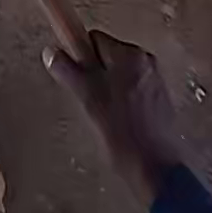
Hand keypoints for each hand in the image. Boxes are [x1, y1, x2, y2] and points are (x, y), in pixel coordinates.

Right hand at [44, 30, 182, 200]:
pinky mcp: (161, 102)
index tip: (76, 76)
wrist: (157, 174)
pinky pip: (131, 90)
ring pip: (117, 75)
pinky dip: (121, 101)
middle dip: (93, 74)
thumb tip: (51, 52)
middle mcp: (146, 61)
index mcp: (130, 54)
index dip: (79, 56)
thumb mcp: (86, 96)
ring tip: (105, 115)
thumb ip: (66, 68)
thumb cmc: (121, 130)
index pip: (93, 38)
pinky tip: (119, 123)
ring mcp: (156, 82)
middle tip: (89, 98)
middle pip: (105, 56)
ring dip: (106, 89)